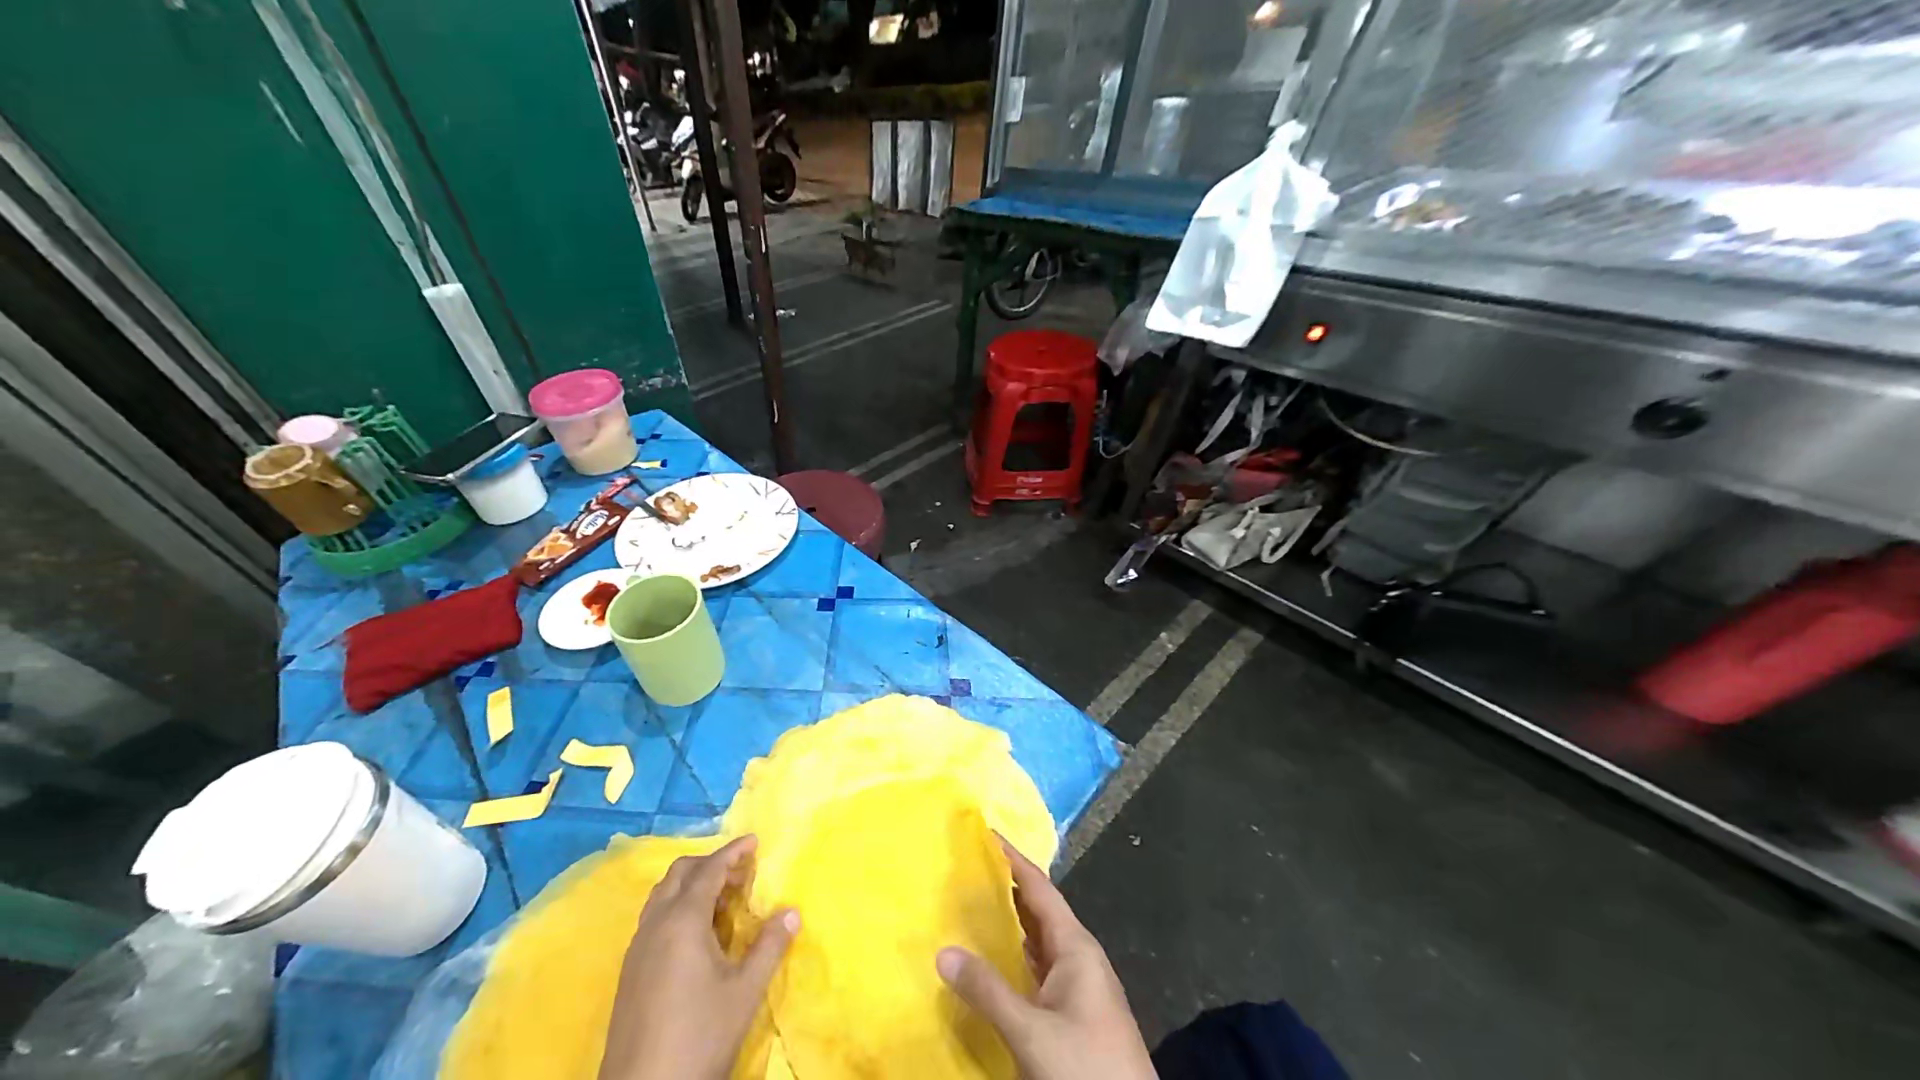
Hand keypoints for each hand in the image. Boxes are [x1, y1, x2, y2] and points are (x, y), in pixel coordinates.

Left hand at [599, 835, 798, 1079]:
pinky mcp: (630, 971)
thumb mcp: (744, 991)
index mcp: (682, 921)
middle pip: (680, 874)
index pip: (709, 871)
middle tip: (743, 873)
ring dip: (692, 885)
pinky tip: (699, 934)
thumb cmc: (699, 1035)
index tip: (755, 840)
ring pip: (662, 895)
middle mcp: (655, 925)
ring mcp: (637, 948)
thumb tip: (792, 911)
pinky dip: (678, 907)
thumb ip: (769, 946)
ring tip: (724, 900)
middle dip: (711, 864)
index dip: (733, 852)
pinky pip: (655, 918)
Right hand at [936, 840, 1156, 1079]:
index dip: (1014, 860)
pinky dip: (1015, 957)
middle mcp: (1079, 958)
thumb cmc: (1086, 1066)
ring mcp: (1078, 988)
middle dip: (1007, 888)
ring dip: (1010, 924)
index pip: (1040, 889)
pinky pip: (1038, 970)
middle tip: (968, 869)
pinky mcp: (1073, 1015)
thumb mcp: (1032, 1031)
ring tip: (971, 906)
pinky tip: (993, 963)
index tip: (986, 834)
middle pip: (1040, 911)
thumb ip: (988, 992)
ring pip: (1039, 942)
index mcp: (1076, 947)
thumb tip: (943, 952)